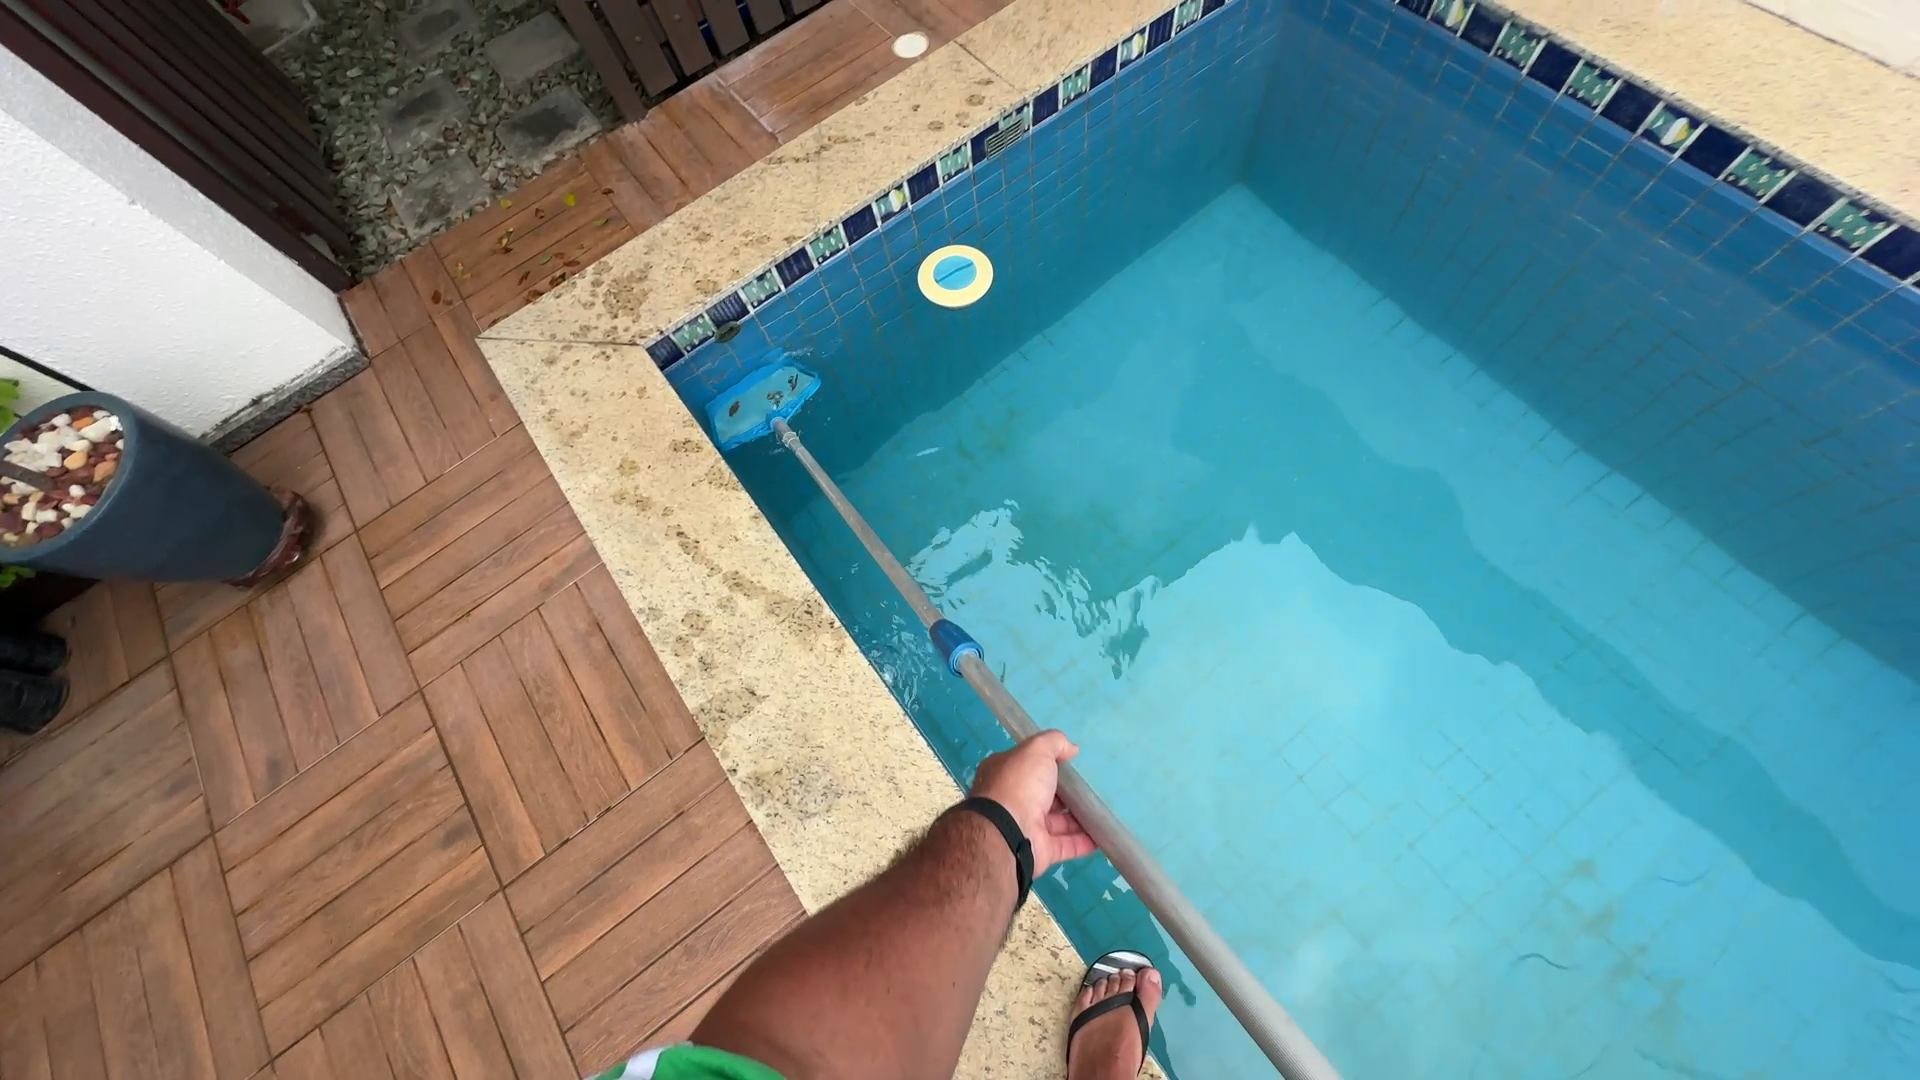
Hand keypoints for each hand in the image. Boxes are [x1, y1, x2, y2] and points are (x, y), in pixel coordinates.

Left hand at [969, 731, 1096, 875]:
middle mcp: (1013, 801)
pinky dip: (1083, 842)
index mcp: (1005, 775)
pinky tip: (1101, 836)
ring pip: (1056, 822)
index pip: (1027, 767)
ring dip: (1078, 819)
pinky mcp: (1040, 851)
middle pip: (1043, 795)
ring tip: (1100, 812)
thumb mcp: (1036, 750)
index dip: (1046, 764)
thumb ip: (1054, 743)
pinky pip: (1065, 845)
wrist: (1008, 831)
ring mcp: (1026, 827)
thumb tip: (1072, 748)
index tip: (1069, 763)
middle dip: (1065, 794)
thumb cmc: (1020, 784)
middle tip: (1089, 790)